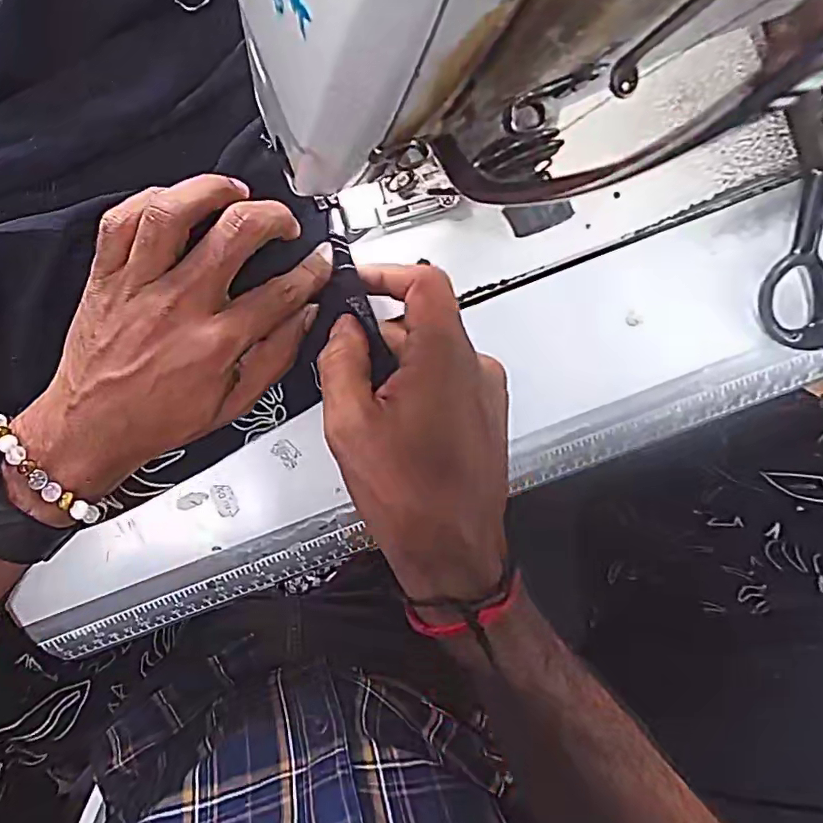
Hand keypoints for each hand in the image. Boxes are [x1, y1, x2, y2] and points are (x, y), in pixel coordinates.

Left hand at [7, 175, 330, 521]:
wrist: (91, 427)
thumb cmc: (154, 420)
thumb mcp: (230, 406)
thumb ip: (274, 358)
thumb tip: (303, 318)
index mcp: (214, 343)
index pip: (279, 291)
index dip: (309, 270)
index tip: (315, 263)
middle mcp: (178, 306)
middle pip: (235, 233)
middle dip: (274, 217)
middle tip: (282, 223)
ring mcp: (138, 286)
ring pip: (173, 213)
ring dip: (210, 190)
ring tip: (232, 192)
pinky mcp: (106, 278)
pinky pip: (120, 222)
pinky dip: (146, 200)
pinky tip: (171, 202)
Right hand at [316, 263, 509, 601]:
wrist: (452, 550)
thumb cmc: (412, 500)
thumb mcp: (348, 424)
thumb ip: (340, 361)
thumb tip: (341, 330)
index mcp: (443, 359)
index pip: (424, 281)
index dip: (385, 273)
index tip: (357, 281)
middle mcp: (473, 366)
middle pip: (419, 320)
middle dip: (375, 336)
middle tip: (343, 367)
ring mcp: (482, 389)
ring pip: (428, 350)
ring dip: (391, 365)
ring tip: (367, 412)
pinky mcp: (482, 410)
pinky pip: (442, 375)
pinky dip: (411, 384)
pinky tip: (389, 424)